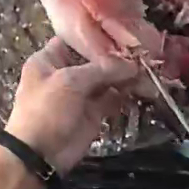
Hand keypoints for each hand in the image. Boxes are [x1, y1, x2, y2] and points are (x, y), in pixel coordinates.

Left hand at [4, 35, 139, 172]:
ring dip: (126, 76)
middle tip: (145, 54)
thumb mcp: (70, 82)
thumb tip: (132, 64)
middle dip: (119, 58)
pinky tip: (143, 89)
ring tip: (148, 72)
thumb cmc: (46, 112)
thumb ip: (101, 69)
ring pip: (107, 80)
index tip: (126, 32)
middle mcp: (66, 73)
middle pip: (96, 60)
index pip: (76, 39)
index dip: (100, 36)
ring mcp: (80, 94)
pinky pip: (113, 99)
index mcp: (50, 60)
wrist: (39, 156)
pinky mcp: (93, 113)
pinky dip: (126, 94)